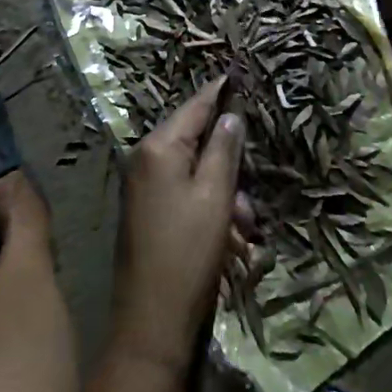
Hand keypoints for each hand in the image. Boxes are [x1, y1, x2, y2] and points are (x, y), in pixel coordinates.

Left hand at [109, 77, 244, 378]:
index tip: (235, 74)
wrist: (151, 317)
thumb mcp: (215, 198)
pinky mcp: (145, 207)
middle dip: (228, 166)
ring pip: (194, 173)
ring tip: (243, 234)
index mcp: (158, 147)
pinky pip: (183, 194)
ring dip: (223, 195)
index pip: (193, 107)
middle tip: (250, 203)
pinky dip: (207, 208)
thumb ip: (223, 151)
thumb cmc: (187, 252)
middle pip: (194, 142)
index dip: (217, 92)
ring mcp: (141, 183)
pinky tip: (228, 241)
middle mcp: (144, 157)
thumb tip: (230, 115)